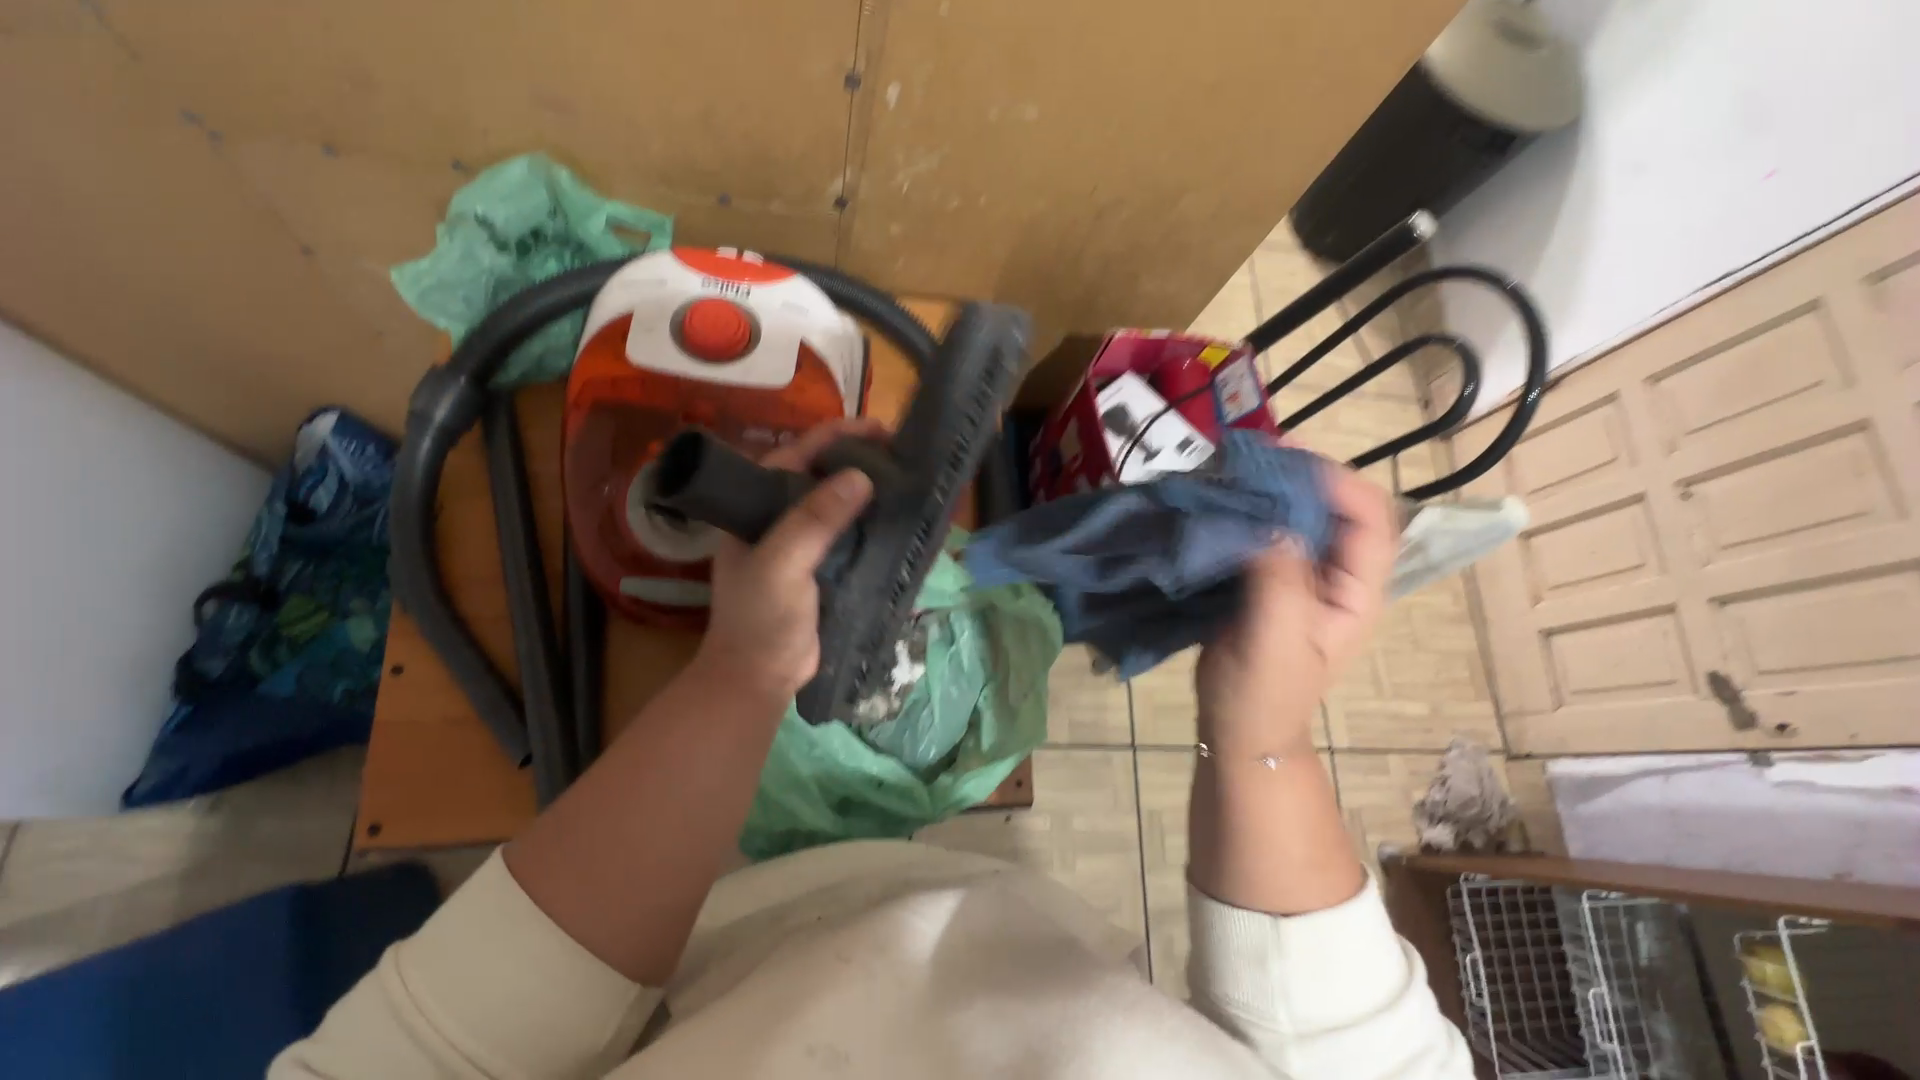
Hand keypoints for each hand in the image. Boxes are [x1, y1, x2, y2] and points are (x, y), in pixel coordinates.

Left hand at [697, 419, 883, 702]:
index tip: (880, 430)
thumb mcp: (782, 565)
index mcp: (756, 507)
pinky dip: (872, 524)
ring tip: (908, 479)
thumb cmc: (760, 619)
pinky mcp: (822, 569)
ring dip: (868, 491)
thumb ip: (814, 521)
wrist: (758, 678)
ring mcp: (800, 544)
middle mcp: (777, 518)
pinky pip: (850, 535)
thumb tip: (860, 476)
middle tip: (903, 454)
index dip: (837, 437)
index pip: (797, 455)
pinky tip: (899, 519)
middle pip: (821, 475)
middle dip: (858, 460)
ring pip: (838, 504)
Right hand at [1195, 463, 1396, 756]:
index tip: (1290, 462)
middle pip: (1338, 508)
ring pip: (1301, 515)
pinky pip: (1267, 530)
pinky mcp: (1268, 577)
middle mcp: (1336, 575)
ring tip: (1237, 467)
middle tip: (1258, 454)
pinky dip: (1250, 509)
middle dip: (1304, 476)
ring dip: (1274, 488)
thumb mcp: (1276, 640)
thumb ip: (1280, 581)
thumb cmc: (1264, 694)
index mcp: (1356, 592)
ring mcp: (1302, 575)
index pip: (1371, 522)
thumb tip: (1274, 520)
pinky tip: (1223, 497)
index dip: (1340, 484)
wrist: (1238, 730)